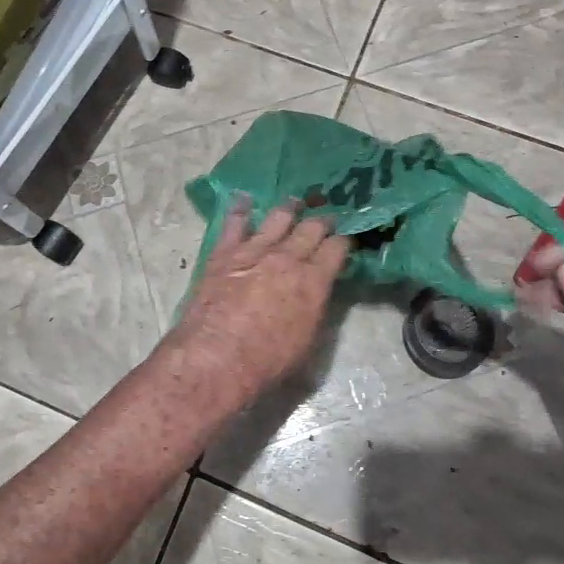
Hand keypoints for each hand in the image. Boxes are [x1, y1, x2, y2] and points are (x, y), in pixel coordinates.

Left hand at [169, 195, 349, 402]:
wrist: (217, 358)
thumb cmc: (267, 363)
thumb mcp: (308, 344)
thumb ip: (315, 312)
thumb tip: (316, 297)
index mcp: (314, 281)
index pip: (337, 249)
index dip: (345, 241)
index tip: (346, 239)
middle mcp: (288, 258)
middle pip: (311, 228)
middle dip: (322, 220)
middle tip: (327, 217)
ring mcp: (254, 251)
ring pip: (278, 217)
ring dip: (290, 208)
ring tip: (295, 202)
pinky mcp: (225, 253)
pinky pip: (235, 222)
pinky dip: (241, 208)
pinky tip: (244, 199)